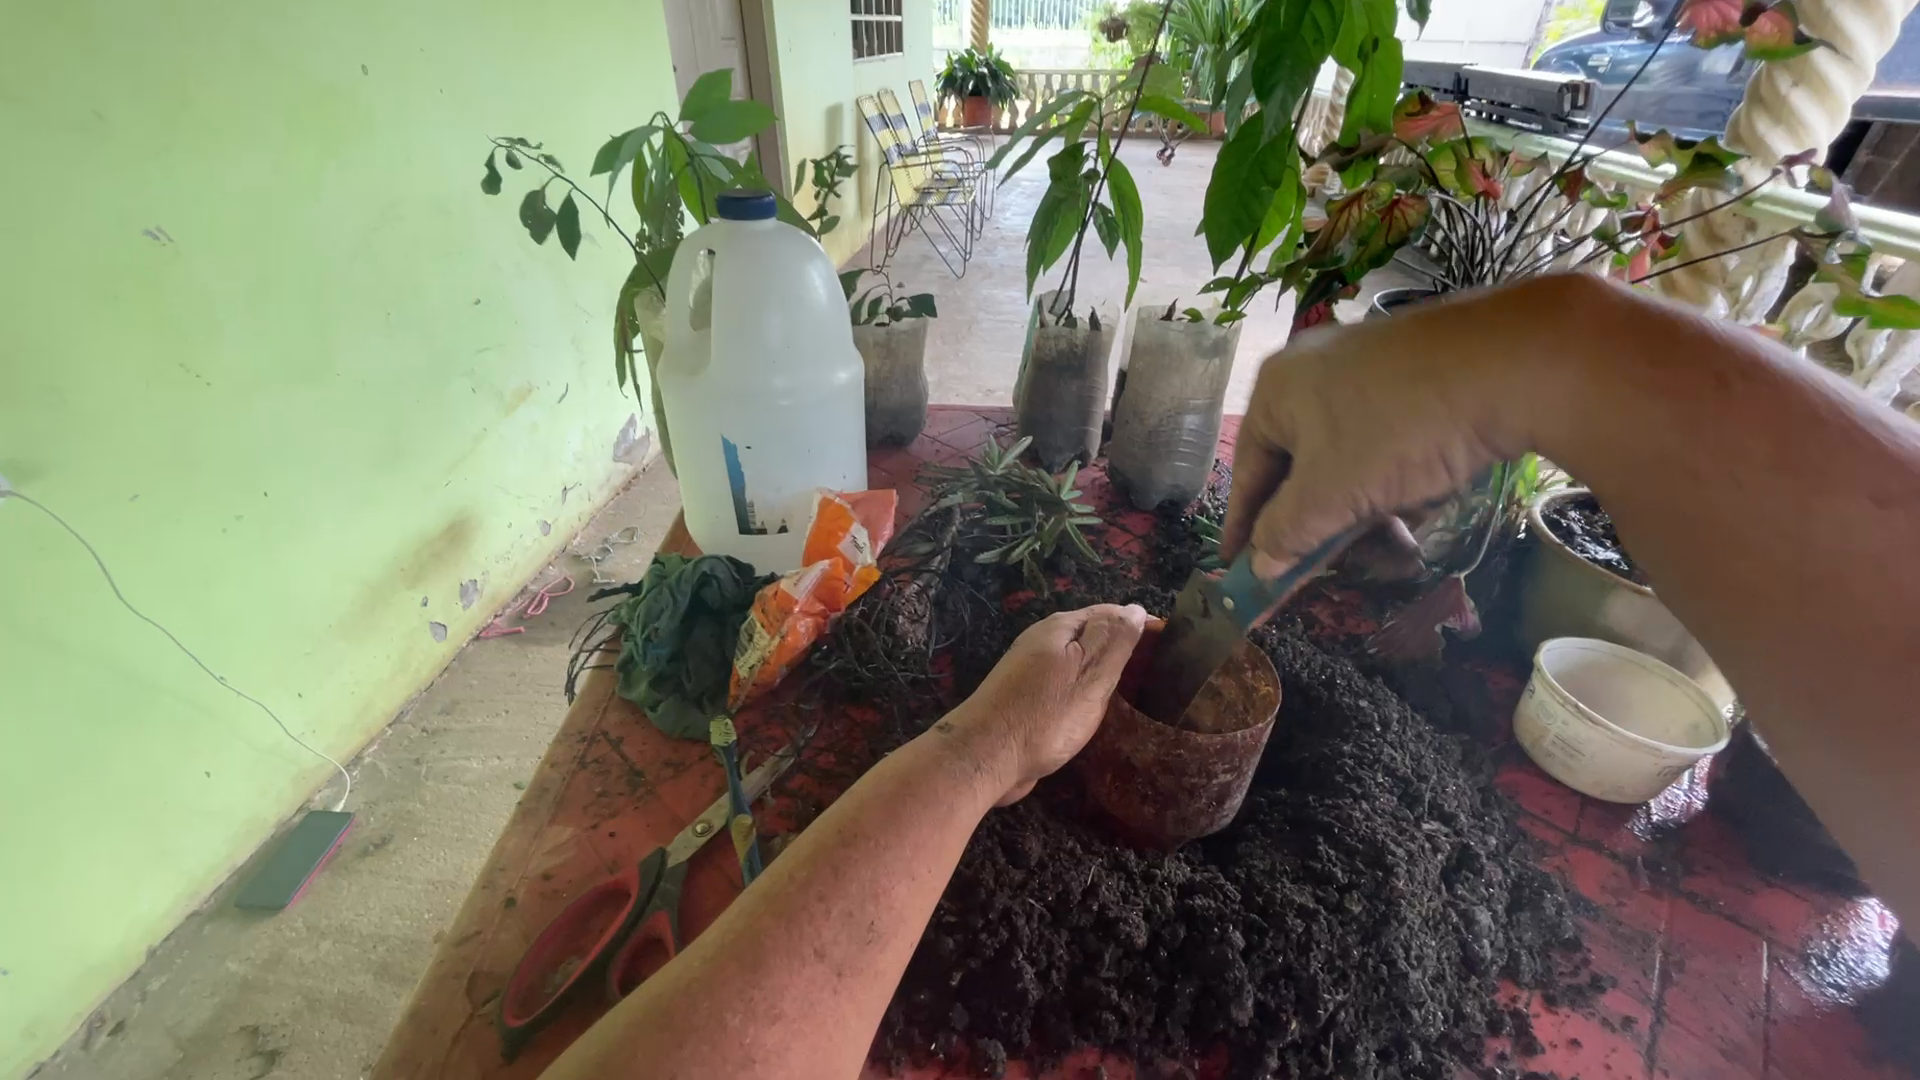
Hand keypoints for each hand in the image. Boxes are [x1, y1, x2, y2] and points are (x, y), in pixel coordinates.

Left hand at [942, 604, 1148, 804]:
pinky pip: (1064, 688)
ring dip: (1104, 675)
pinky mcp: (1025, 700)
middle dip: (1123, 651)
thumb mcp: (1089, 674)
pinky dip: (1084, 694)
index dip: (1140, 627)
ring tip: (1136, 696)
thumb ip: (1114, 641)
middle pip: (1092, 637)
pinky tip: (1097, 713)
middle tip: (1159, 677)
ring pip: (1078, 664)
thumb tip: (1136, 608)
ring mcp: (1030, 671)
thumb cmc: (1044, 714)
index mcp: (1059, 628)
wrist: (986, 756)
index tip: (1169, 650)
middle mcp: (1042, 642)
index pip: (1110, 613)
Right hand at [1222, 276, 1599, 579]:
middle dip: (1318, 518)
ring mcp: (1366, 365)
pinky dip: (1395, 472)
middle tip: (1327, 558)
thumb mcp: (1332, 494)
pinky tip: (1424, 495)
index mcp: (1275, 393)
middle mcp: (1311, 372)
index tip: (1238, 566)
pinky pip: (1385, 434)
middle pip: (1299, 465)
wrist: (1521, 360)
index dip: (1243, 526)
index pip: (1247, 473)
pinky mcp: (1416, 367)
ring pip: (1346, 453)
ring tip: (1394, 532)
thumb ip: (1287, 533)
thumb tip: (1259, 568)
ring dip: (1362, 502)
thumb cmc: (1399, 430)